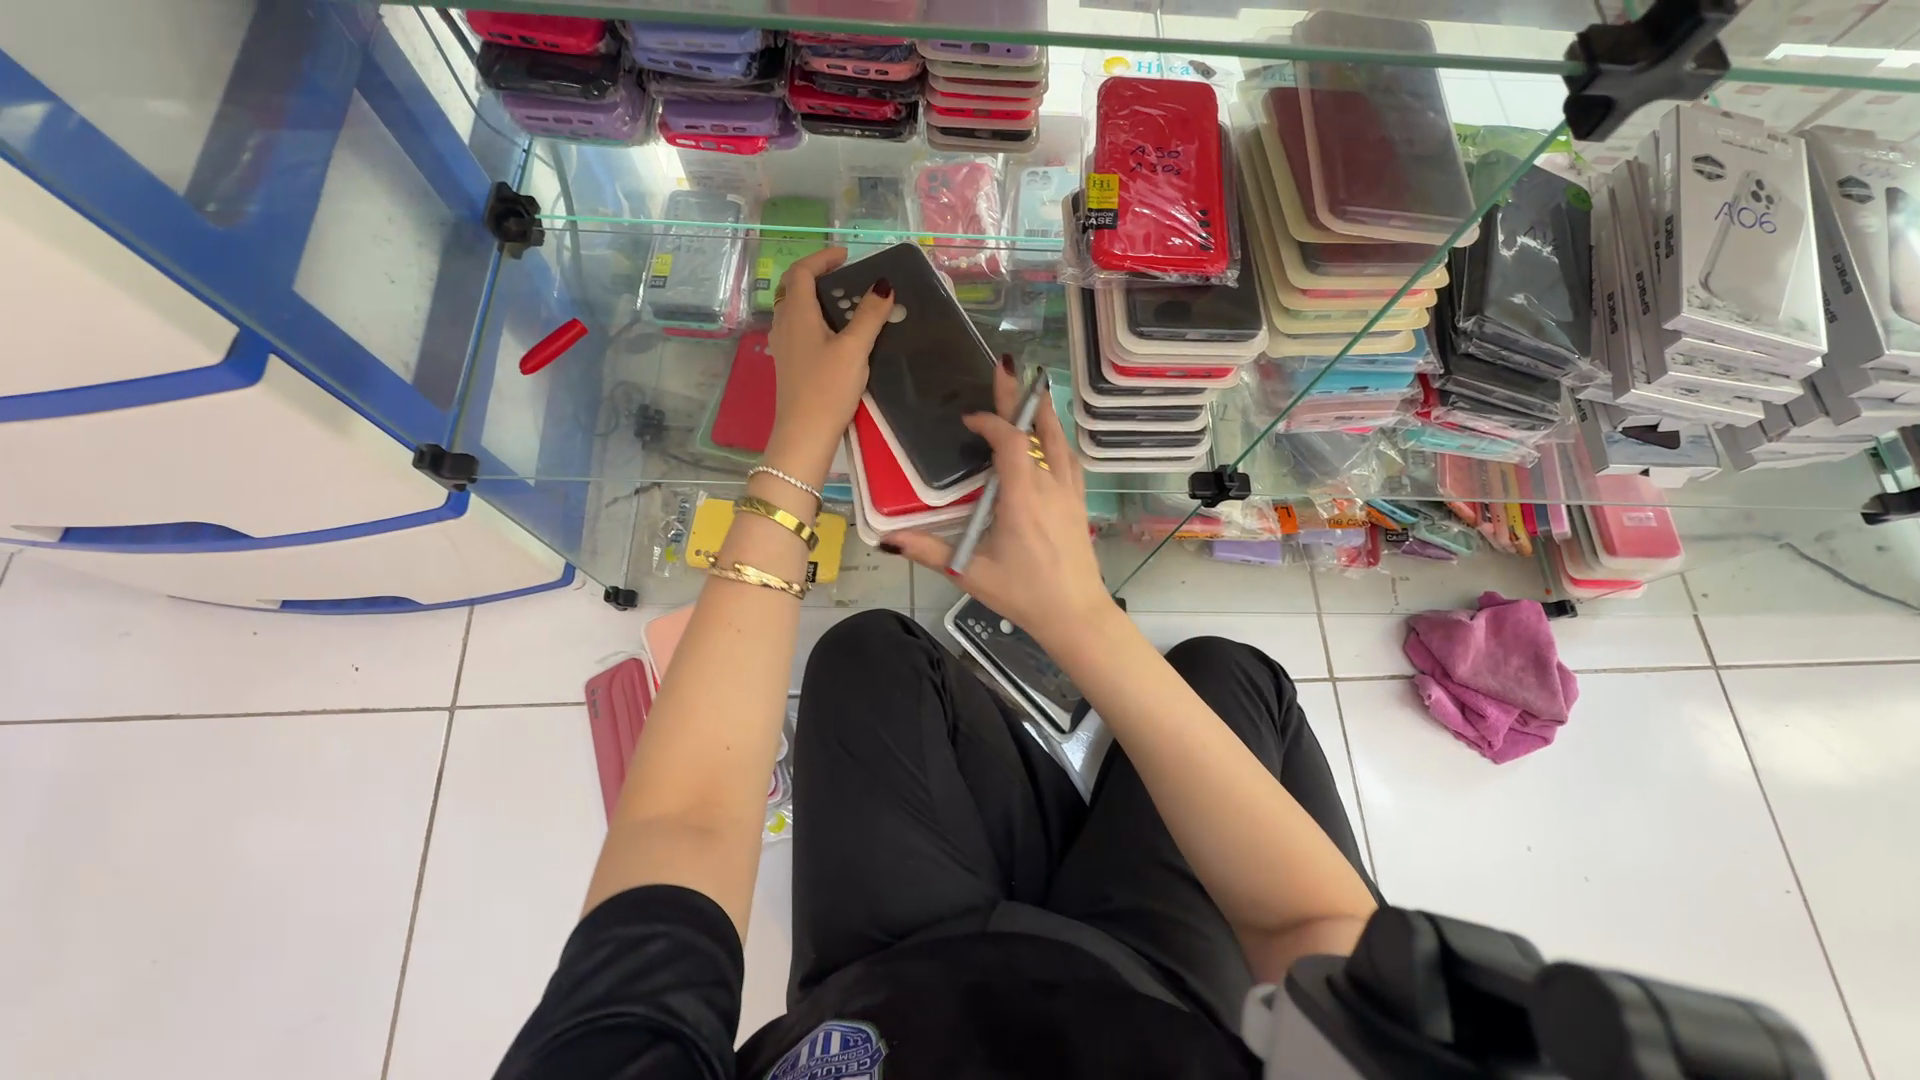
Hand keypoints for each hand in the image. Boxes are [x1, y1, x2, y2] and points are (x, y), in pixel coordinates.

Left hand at [764, 246, 893, 484]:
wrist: (805, 432)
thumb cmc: (828, 388)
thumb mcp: (855, 348)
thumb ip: (869, 315)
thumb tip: (883, 284)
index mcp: (797, 313)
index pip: (802, 271)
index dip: (822, 258)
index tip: (846, 256)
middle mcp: (784, 324)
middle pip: (794, 288)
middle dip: (818, 276)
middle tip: (845, 277)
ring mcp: (783, 345)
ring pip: (795, 309)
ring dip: (816, 298)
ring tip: (844, 303)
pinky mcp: (788, 363)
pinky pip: (798, 328)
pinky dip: (815, 319)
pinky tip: (834, 334)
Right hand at [883, 362, 1116, 649]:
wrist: (1075, 614)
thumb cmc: (1023, 594)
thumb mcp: (971, 573)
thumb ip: (928, 551)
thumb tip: (887, 540)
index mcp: (1022, 497)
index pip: (1009, 442)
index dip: (990, 423)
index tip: (970, 420)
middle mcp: (1049, 486)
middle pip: (1037, 430)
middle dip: (1019, 399)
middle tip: (1007, 367)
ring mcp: (1069, 493)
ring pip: (1059, 441)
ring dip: (1043, 414)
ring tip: (1034, 390)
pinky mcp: (1078, 504)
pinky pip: (1071, 460)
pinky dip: (1059, 440)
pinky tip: (1053, 439)